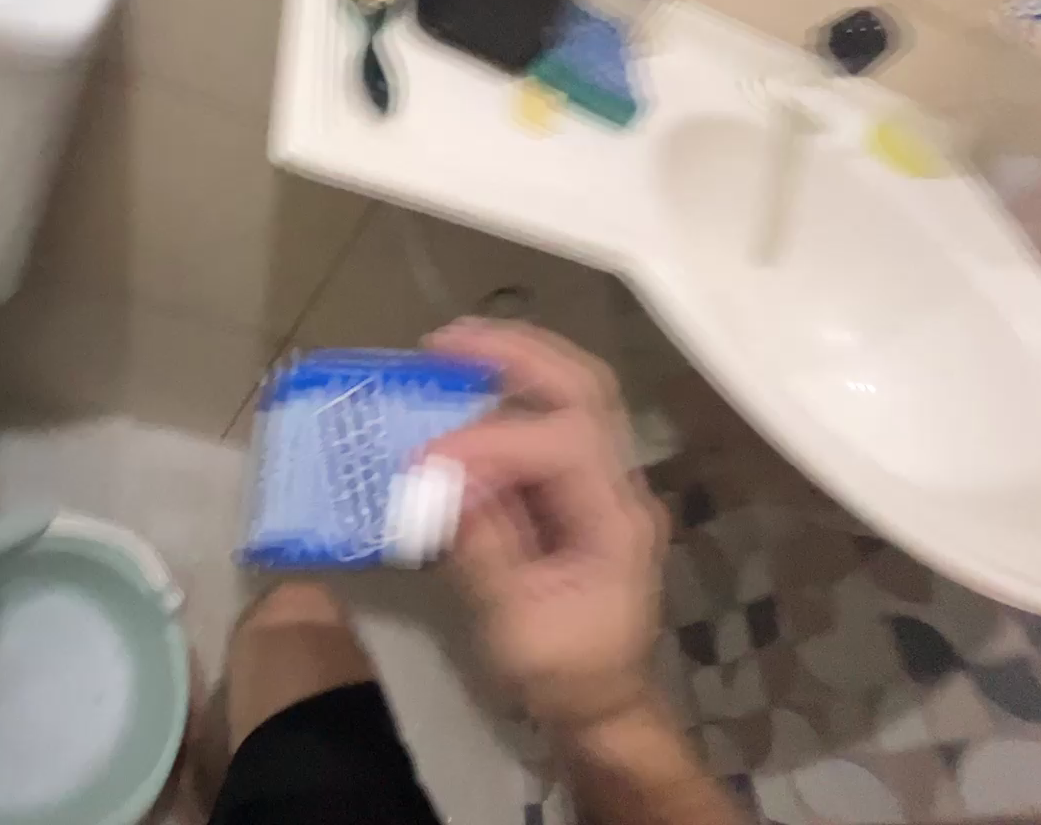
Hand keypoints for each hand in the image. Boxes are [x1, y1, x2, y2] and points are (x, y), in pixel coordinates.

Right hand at [424, 319, 668, 736]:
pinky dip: (501, 390)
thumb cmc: (565, 675)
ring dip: (509, 360)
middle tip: (447, 340)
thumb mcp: (519, 629)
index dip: (490, 441)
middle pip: (583, 387)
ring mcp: (597, 478)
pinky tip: (462, 386)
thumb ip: (483, 551)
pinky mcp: (570, 483)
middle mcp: (615, 484)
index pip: (561, 445)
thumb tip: (441, 480)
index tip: (425, 460)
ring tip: (451, 347)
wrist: (600, 701)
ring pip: (566, 389)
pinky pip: (540, 416)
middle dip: (516, 353)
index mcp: (614, 521)